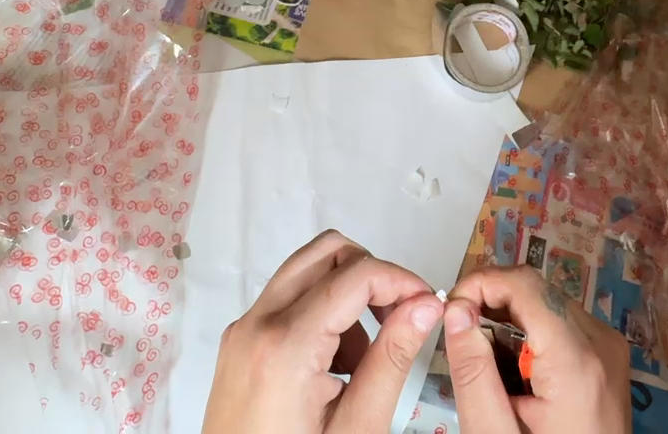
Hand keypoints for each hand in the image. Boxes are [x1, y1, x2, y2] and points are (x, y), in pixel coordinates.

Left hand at [202, 230, 442, 433]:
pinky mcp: (238, 344)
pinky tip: (335, 368)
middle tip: (400, 316)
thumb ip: (393, 359)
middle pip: (328, 251)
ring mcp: (242, 331)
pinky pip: (288, 299)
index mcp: (285, 344)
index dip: (401, 279)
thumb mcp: (357, 428)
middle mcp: (257, 323)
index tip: (429, 303)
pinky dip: (321, 310)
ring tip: (364, 357)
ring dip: (347, 292)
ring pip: (307, 269)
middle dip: (372, 274)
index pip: (357, 273)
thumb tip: (427, 304)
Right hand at [442, 266, 630, 433]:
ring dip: (510, 318)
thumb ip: (474, 372)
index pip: (525, 285)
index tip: (451, 308)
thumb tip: (455, 311)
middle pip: (536, 291)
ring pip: (547, 303)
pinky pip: (563, 322)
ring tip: (486, 361)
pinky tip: (515, 371)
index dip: (482, 283)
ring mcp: (608, 346)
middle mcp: (600, 341)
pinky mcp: (608, 354)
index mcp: (577, 360)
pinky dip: (532, 333)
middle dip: (492, 302)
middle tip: (459, 334)